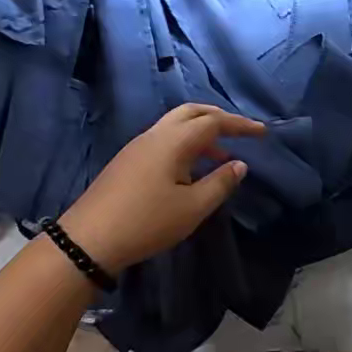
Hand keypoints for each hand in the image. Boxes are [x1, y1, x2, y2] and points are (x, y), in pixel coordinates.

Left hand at [57, 103, 265, 272]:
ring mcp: (137, 146)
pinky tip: (192, 169)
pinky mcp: (128, 161)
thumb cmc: (147, 222)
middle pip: (191, 112)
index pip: (213, 122)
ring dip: (201, 132)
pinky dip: (185, 144)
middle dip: (219, 117)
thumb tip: (239, 164)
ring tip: (222, 155)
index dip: (240, 124)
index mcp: (173, 141)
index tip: (262, 133)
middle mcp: (154, 135)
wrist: (89, 239)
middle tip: (241, 132)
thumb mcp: (193, 207)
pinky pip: (164, 139)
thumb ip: (220, 183)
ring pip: (175, 125)